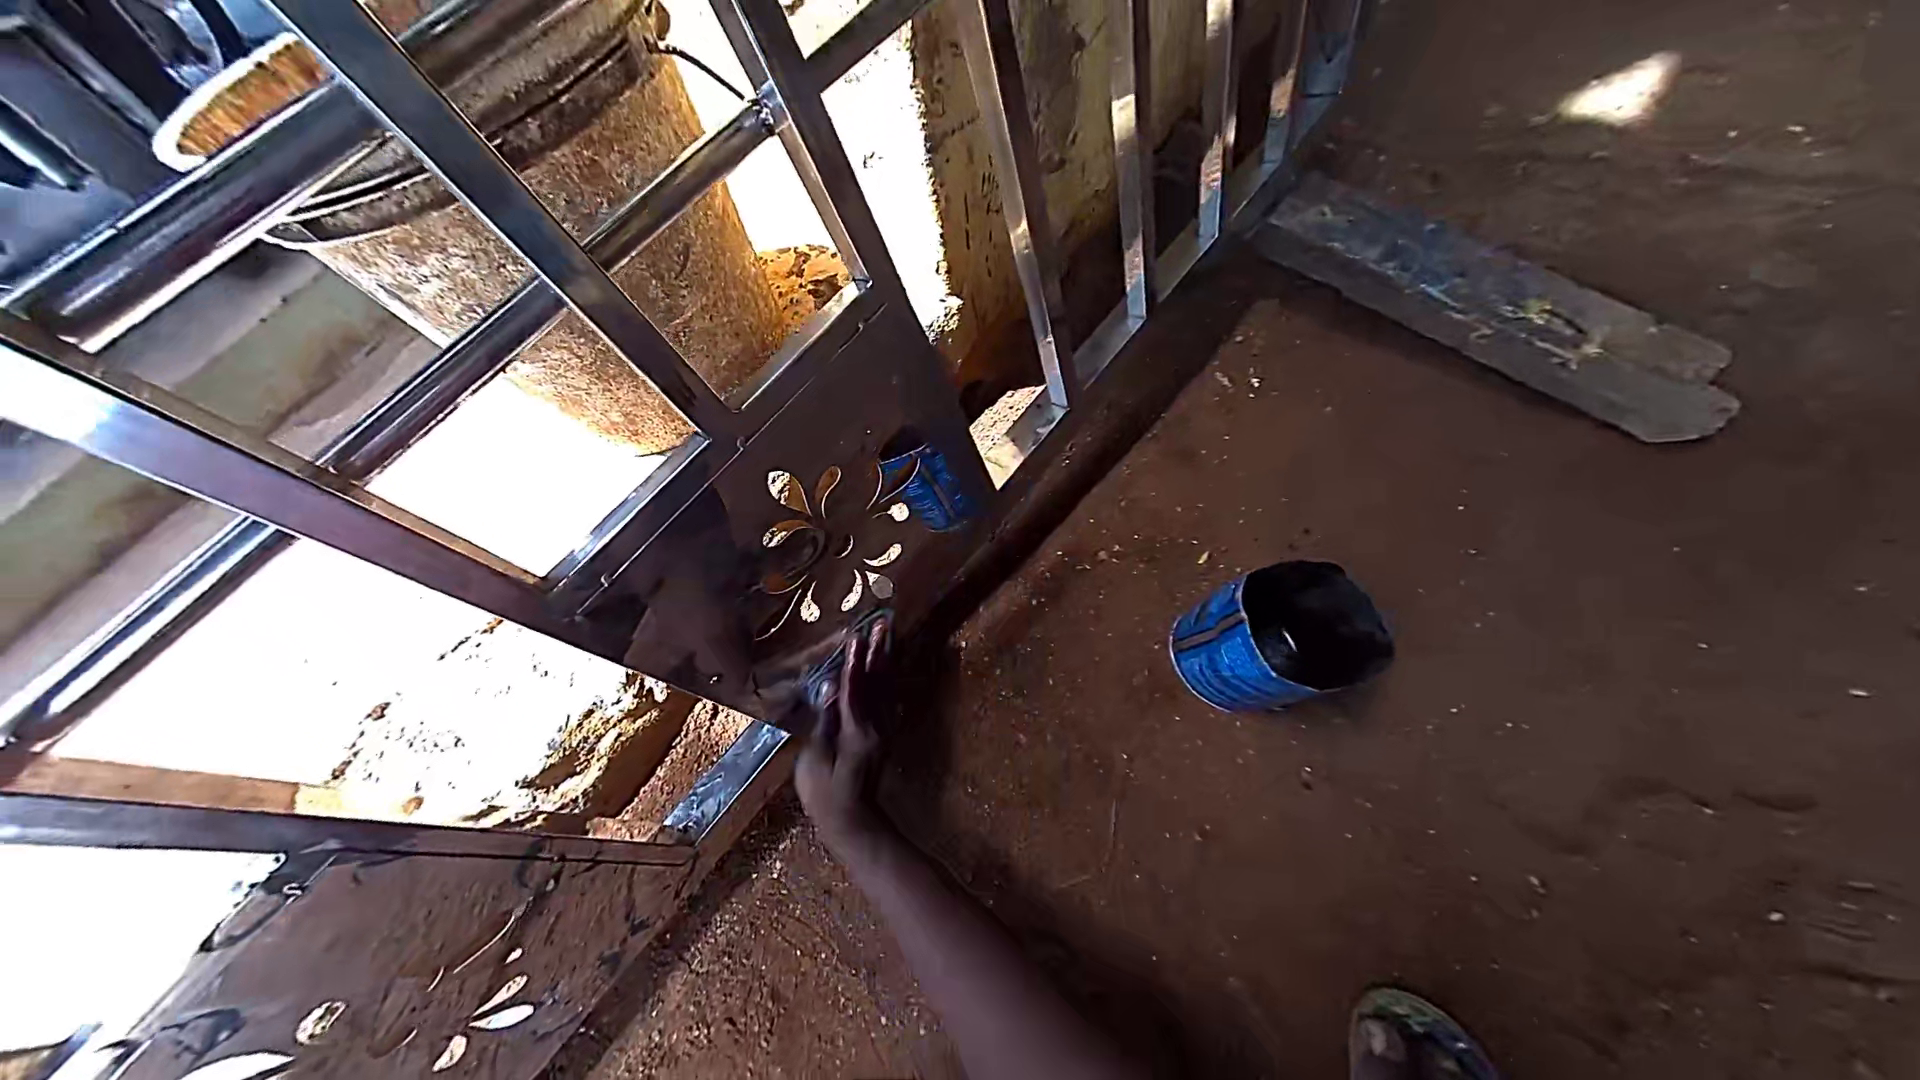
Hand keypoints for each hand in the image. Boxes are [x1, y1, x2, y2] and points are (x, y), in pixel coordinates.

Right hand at [795, 617, 892, 858]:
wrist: (852, 821)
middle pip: (878, 681)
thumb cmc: (824, 794)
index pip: (855, 688)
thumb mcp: (814, 759)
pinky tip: (889, 666)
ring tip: (887, 635)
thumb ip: (824, 721)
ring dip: (886, 658)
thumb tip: (829, 687)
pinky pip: (888, 697)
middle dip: (879, 650)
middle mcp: (877, 725)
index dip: (854, 661)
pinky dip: (888, 677)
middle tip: (883, 623)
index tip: (855, 636)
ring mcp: (884, 729)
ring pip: (887, 686)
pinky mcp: (885, 733)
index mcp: (857, 731)